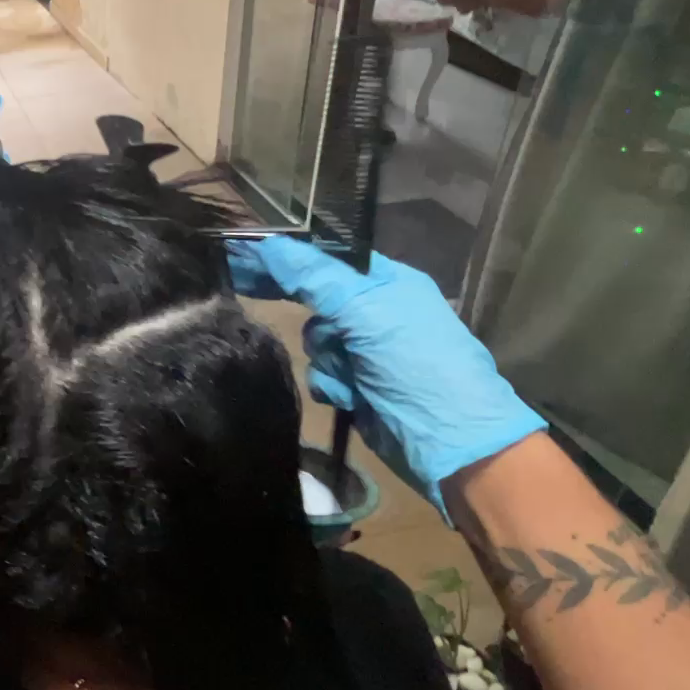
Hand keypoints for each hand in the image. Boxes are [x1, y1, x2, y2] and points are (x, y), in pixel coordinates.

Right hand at [228, 237, 543, 517]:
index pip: (325, 257)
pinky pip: (320, 372)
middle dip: (293, 300)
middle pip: (314, 295)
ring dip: (325, 356)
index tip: (242, 251)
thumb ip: (314, 277)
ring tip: (351, 370)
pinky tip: (351, 395)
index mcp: (386, 282)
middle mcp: (374, 311)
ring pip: (313, 338)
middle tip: (241, 284)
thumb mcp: (366, 311)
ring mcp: (365, 350)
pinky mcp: (356, 384)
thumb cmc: (415, 363)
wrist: (449, 445)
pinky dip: (330, 383)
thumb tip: (268, 245)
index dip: (286, 254)